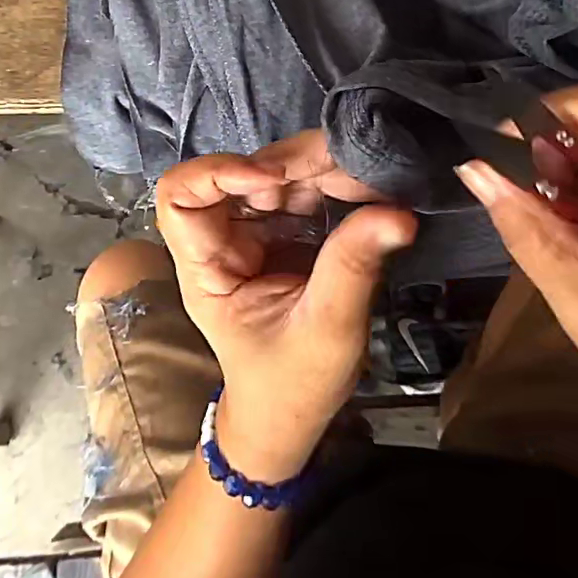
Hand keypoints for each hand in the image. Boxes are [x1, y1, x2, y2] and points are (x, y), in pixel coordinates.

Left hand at [155, 133, 415, 479]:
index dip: (217, 173)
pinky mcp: (285, 230)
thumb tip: (397, 212)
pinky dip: (335, 182)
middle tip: (353, 166)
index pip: (180, 196)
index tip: (274, 181)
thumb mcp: (326, 330)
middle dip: (293, 164)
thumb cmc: (293, 384)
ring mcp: (255, 231)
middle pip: (240, 173)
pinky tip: (369, 189)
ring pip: (277, 174)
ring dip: (321, 168)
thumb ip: (352, 267)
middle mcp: (224, 238)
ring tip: (370, 176)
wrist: (294, 413)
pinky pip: (304, 190)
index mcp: (206, 265)